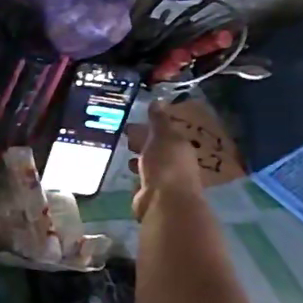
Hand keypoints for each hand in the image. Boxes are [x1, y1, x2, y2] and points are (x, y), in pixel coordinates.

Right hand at [125, 101, 202, 220]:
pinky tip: (125, 170)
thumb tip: (157, 101)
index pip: (166, 132)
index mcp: (180, 146)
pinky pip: (142, 178)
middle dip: (143, 141)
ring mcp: (164, 179)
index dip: (151, 125)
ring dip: (139, 157)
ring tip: (122, 151)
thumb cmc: (166, 164)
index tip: (134, 119)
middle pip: (158, 148)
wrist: (163, 201)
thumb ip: (158, 121)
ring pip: (150, 163)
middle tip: (125, 134)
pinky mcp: (151, 193)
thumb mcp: (162, 137)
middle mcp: (175, 162)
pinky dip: (135, 173)